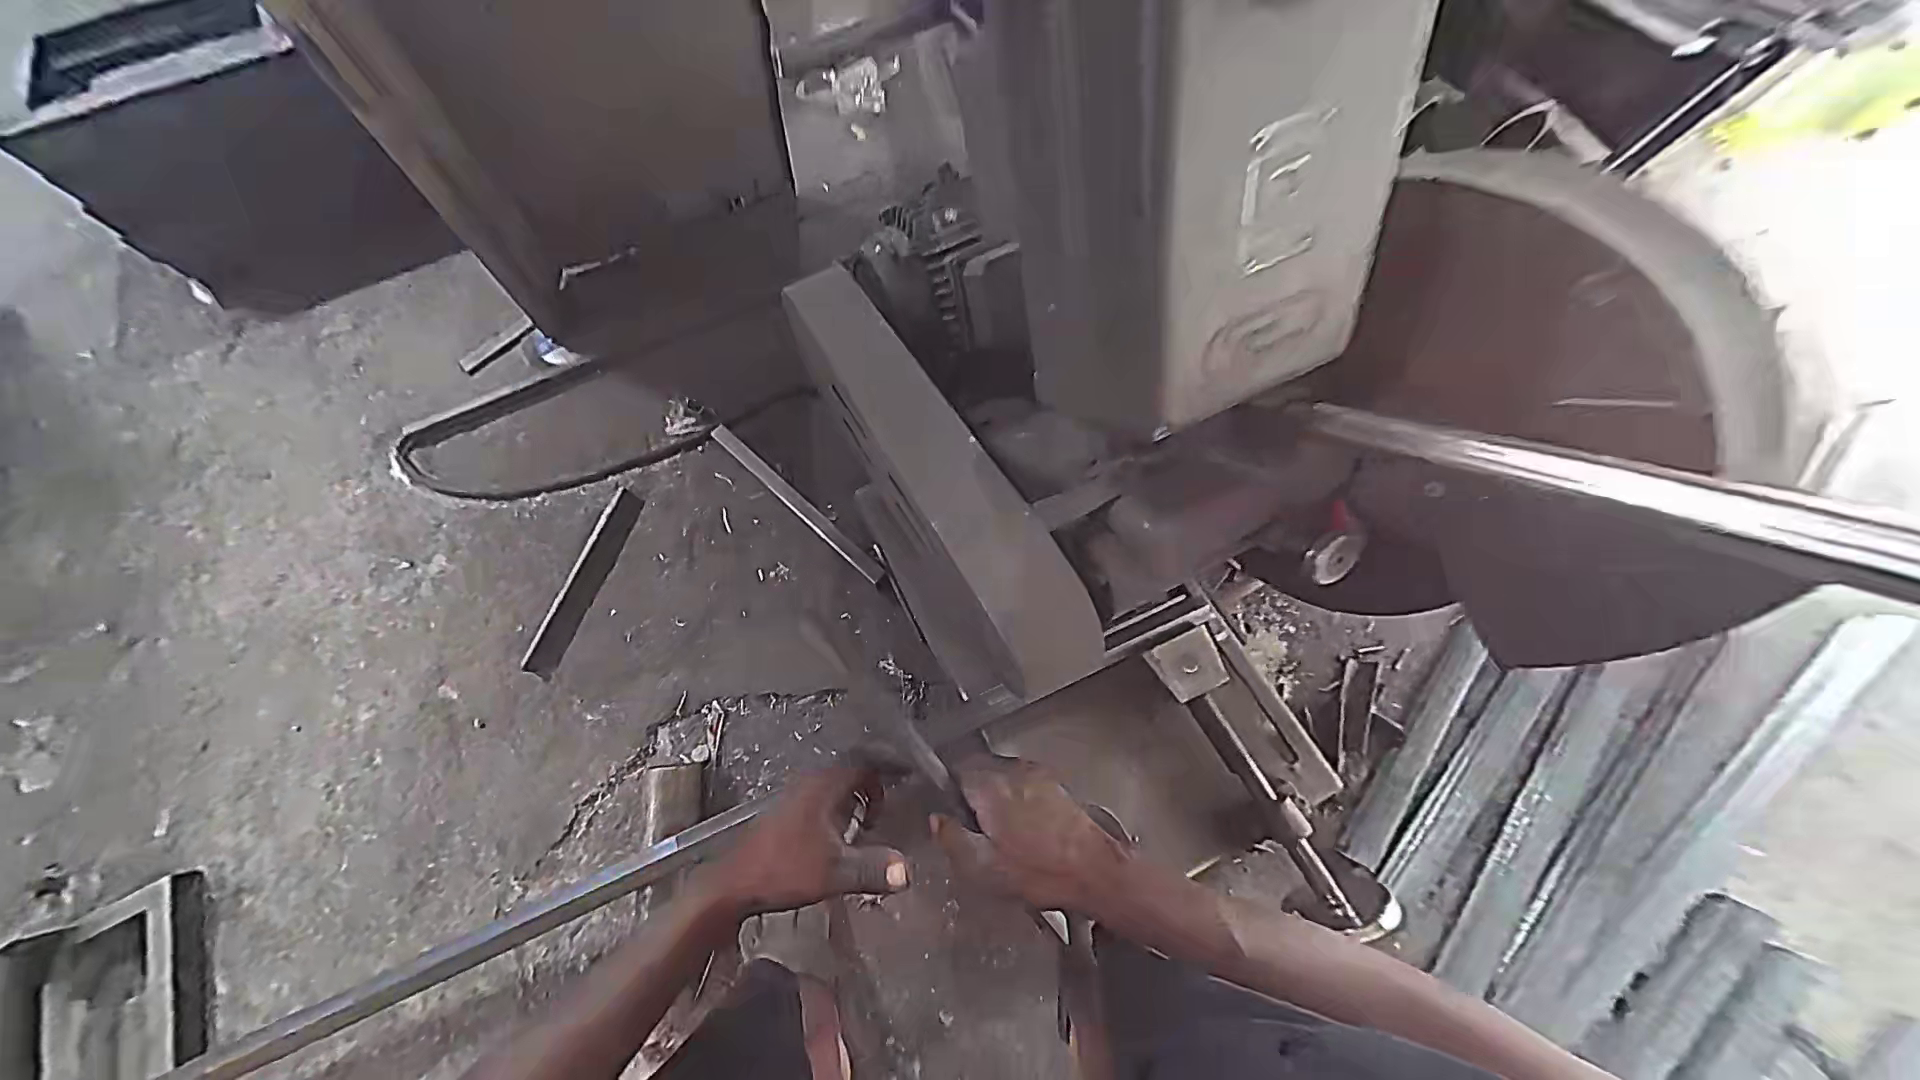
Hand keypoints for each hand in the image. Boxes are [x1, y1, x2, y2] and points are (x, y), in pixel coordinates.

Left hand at [706, 766, 910, 916]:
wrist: (733, 885)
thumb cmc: (782, 870)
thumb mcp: (835, 871)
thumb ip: (873, 869)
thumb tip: (907, 872)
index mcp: (824, 786)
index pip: (864, 764)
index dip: (886, 772)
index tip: (903, 783)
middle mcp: (810, 783)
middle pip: (850, 773)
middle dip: (872, 789)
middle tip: (884, 812)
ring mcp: (796, 796)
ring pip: (835, 788)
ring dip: (854, 801)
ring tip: (865, 826)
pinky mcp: (786, 813)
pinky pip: (822, 800)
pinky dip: (838, 811)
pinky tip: (838, 838)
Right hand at [930, 756, 1131, 915]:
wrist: (1094, 870)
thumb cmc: (1041, 870)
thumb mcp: (982, 866)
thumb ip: (951, 838)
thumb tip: (937, 821)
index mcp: (990, 785)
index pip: (956, 768)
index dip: (949, 790)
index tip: (950, 809)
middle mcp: (1014, 771)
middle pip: (981, 771)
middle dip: (974, 795)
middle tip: (977, 828)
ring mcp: (1038, 775)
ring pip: (1004, 779)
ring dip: (999, 799)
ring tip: (1005, 835)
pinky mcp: (1056, 786)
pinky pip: (1025, 787)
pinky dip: (1021, 803)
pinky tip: (1027, 833)